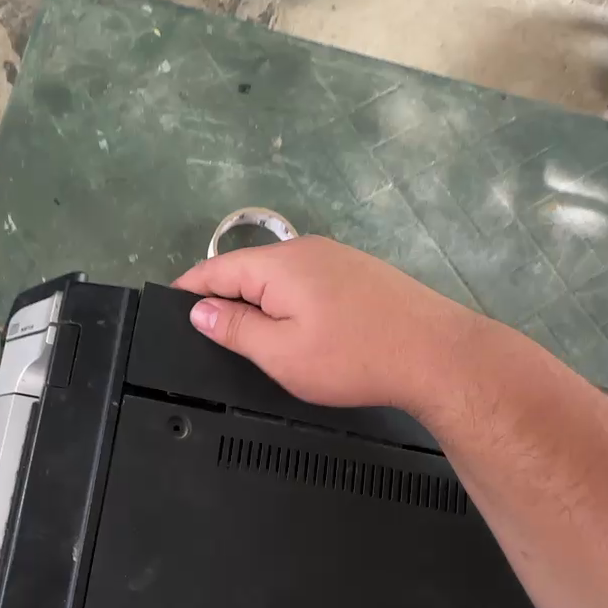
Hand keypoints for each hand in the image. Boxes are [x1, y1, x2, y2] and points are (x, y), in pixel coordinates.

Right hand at [173, 235, 483, 410]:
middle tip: (208, 335)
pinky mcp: (359, 273)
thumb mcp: (281, 353)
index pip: (214, 269)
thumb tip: (200, 309)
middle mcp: (305, 249)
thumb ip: (235, 328)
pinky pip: (306, 282)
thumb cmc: (352, 357)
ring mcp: (337, 258)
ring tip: (249, 337)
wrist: (438, 355)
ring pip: (278, 276)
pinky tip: (296, 328)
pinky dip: (288, 302)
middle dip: (223, 297)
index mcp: (278, 264)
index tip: (168, 311)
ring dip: (257, 301)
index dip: (188, 291)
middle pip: (247, 269)